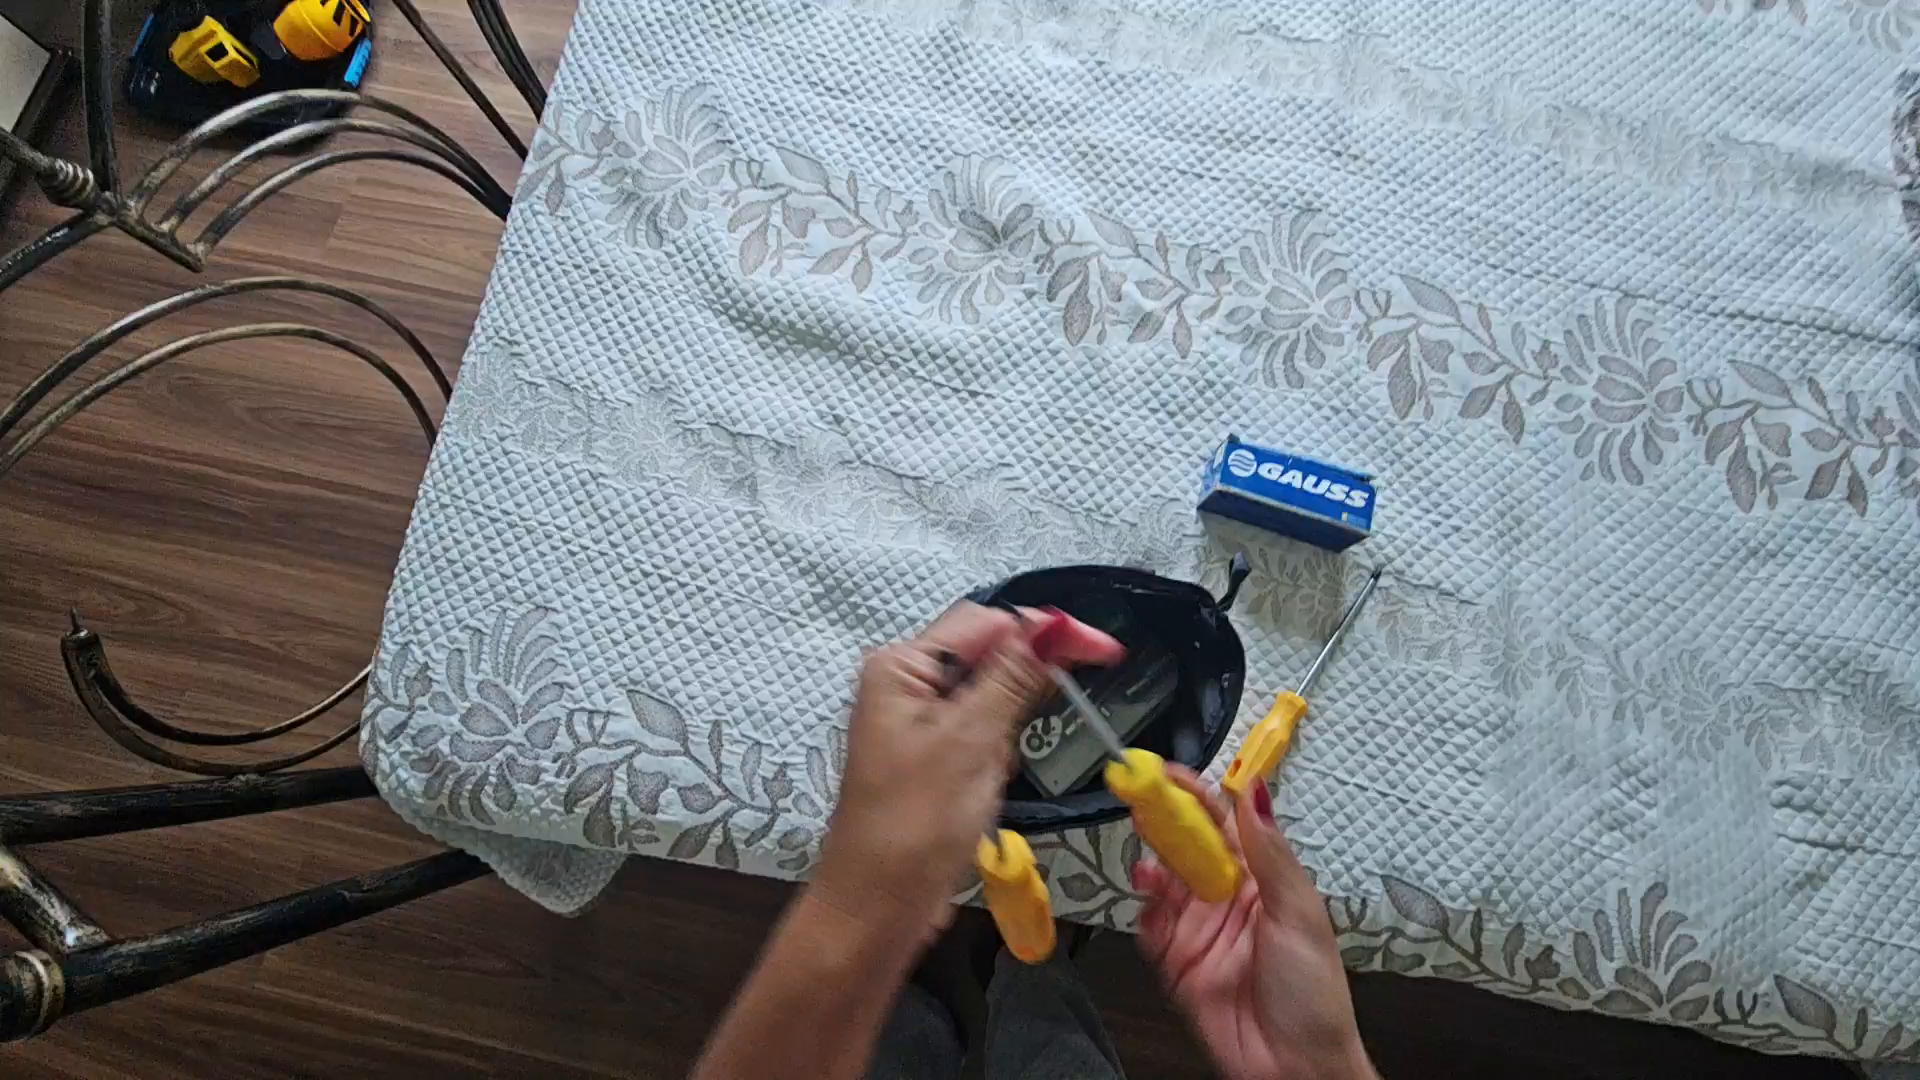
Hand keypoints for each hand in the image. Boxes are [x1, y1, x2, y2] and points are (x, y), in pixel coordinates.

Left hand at [815, 602, 1121, 935]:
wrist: (876, 910)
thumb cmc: (916, 824)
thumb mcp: (970, 741)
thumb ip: (1013, 676)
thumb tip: (1051, 623)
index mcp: (902, 665)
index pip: (987, 623)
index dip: (1047, 631)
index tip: (1106, 650)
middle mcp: (907, 680)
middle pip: (987, 654)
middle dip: (1022, 686)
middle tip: (1048, 717)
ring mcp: (920, 717)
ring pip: (990, 694)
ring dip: (1008, 725)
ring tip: (988, 771)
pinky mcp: (934, 750)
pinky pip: (980, 728)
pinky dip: (997, 748)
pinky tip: (985, 781)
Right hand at [1133, 768, 1376, 1079]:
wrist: (1297, 1074)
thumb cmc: (1314, 991)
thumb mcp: (1298, 914)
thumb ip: (1268, 851)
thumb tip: (1253, 788)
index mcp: (1256, 876)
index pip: (1219, 820)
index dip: (1193, 793)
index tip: (1166, 773)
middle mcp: (1221, 893)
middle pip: (1183, 843)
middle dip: (1161, 822)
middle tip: (1142, 806)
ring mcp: (1195, 925)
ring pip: (1160, 879)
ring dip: (1150, 867)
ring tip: (1150, 872)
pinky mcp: (1174, 958)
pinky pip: (1148, 925)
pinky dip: (1144, 913)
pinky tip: (1151, 911)